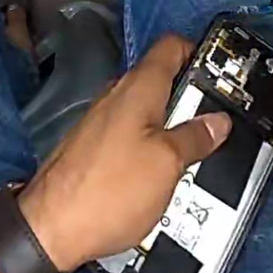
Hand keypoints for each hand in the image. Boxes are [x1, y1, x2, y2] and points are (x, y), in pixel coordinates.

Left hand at [18, 34, 230, 272]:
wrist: (51, 226)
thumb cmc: (110, 190)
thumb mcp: (168, 164)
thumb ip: (195, 137)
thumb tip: (218, 121)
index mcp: (138, 86)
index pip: (172, 45)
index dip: (200, 52)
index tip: (221, 73)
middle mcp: (118, 93)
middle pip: (162, 76)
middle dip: (190, 96)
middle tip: (214, 123)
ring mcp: (103, 116)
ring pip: (147, 106)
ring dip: (171, 123)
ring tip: (192, 153)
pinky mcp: (94, 141)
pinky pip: (132, 129)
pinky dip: (151, 141)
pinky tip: (160, 171)